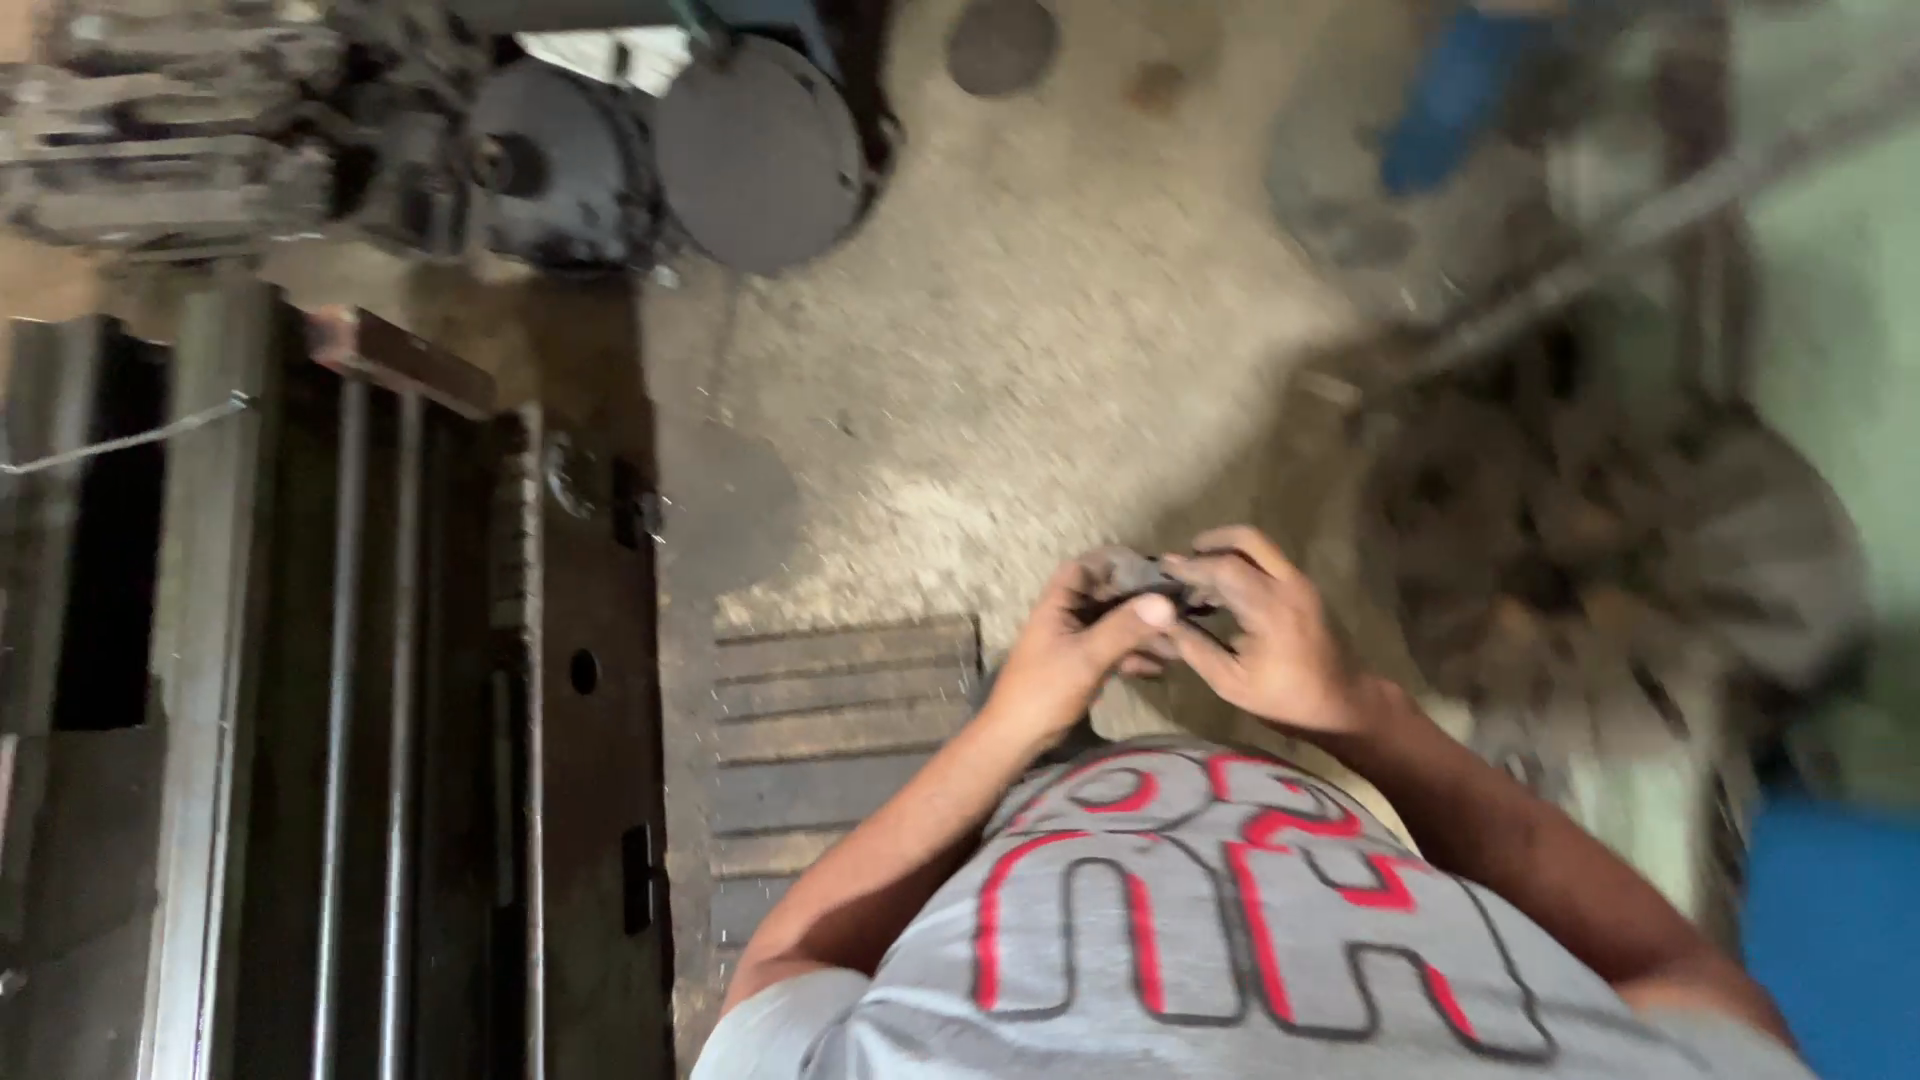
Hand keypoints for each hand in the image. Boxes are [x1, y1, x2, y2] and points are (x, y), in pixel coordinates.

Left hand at [981, 555, 1179, 743]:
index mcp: (1058, 603)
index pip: (1087, 567)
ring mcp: (1075, 640)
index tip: (1156, 570)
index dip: (1118, 562)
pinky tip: (1161, 668)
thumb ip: (1124, 628)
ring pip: (1114, 624)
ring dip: (1143, 632)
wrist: (1016, 737)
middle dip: (1142, 601)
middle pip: (1107, 595)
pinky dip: (1135, 655)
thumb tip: (1166, 602)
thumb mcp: (1086, 657)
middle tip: (1181, 608)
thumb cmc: (1044, 690)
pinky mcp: (1083, 664)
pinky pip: (1113, 649)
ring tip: (1179, 644)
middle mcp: (1067, 615)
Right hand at [1160, 525, 1375, 734]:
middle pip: (1247, 539)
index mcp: (1271, 610)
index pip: (1224, 568)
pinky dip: (1240, 564)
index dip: (1190, 566)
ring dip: (1224, 554)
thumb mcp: (1230, 682)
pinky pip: (1267, 561)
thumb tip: (1162, 620)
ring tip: (1198, 583)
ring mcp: (1300, 583)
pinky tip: (1220, 592)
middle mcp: (1289, 586)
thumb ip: (1193, 647)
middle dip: (1211, 542)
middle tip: (1185, 562)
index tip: (1162, 569)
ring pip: (1258, 547)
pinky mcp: (1303, 588)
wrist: (1342, 704)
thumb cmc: (1284, 698)